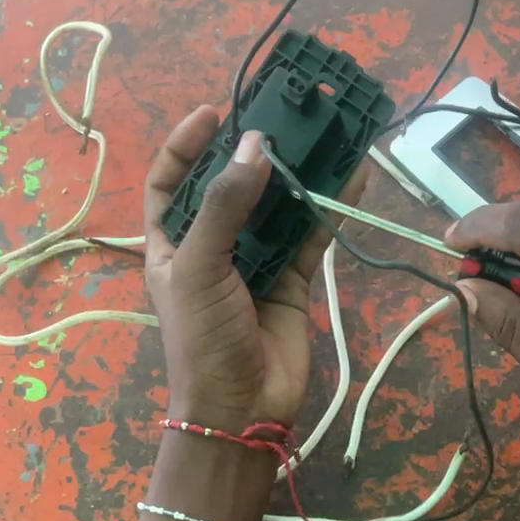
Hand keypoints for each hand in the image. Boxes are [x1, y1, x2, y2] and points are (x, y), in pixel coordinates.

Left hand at [143, 106, 349, 432]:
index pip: (170, 183)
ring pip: (276, 210)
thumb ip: (225, 206)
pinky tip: (350, 177)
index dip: (185, 146)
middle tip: (281, 119)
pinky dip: (328, 209)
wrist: (242, 408)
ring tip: (321, 135)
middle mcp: (212, 250)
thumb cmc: (204, 339)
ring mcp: (255, 266)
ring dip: (297, 176)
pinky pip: (309, 238)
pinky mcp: (292, 284)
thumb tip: (256, 146)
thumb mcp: (199, 268)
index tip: (214, 112)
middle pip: (229, 189)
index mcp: (171, 245)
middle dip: (252, 155)